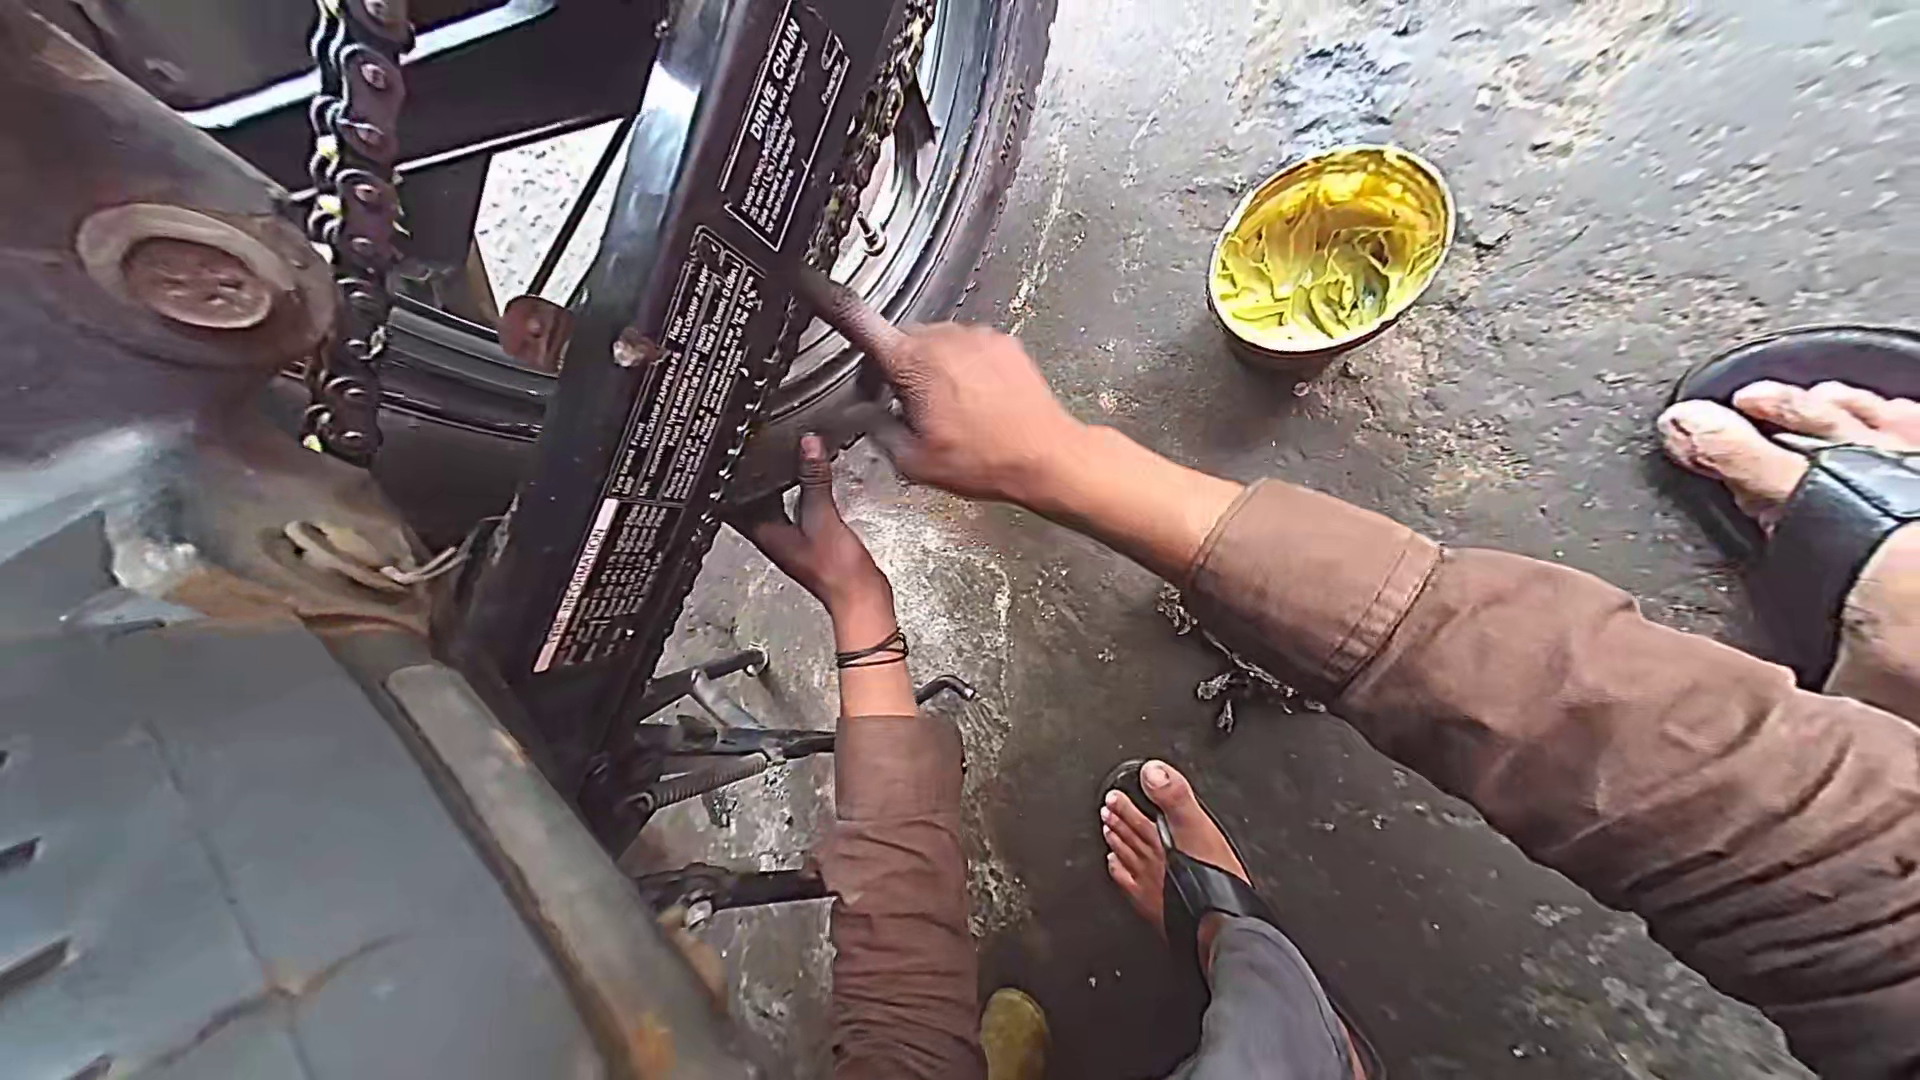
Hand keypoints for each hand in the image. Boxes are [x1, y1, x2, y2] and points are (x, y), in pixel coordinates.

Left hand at [732, 434, 892, 622]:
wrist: (861, 597)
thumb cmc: (837, 572)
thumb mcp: (823, 516)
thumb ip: (814, 480)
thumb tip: (808, 447)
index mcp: (766, 532)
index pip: (735, 500)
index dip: (733, 476)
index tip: (737, 453)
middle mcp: (774, 537)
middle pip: (755, 500)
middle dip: (757, 475)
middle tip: (759, 449)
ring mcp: (792, 541)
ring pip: (777, 505)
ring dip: (779, 484)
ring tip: (783, 460)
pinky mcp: (811, 541)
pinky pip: (798, 511)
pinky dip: (801, 494)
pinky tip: (811, 485)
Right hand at [804, 272, 1087, 506]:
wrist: (1045, 456)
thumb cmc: (986, 460)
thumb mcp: (915, 460)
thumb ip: (878, 430)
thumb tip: (864, 413)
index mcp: (915, 364)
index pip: (861, 324)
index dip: (830, 303)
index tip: (811, 283)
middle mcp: (946, 339)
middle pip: (901, 341)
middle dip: (896, 369)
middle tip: (907, 409)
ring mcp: (978, 337)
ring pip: (935, 344)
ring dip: (931, 368)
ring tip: (950, 411)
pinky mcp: (1002, 342)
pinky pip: (967, 347)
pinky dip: (962, 367)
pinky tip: (974, 402)